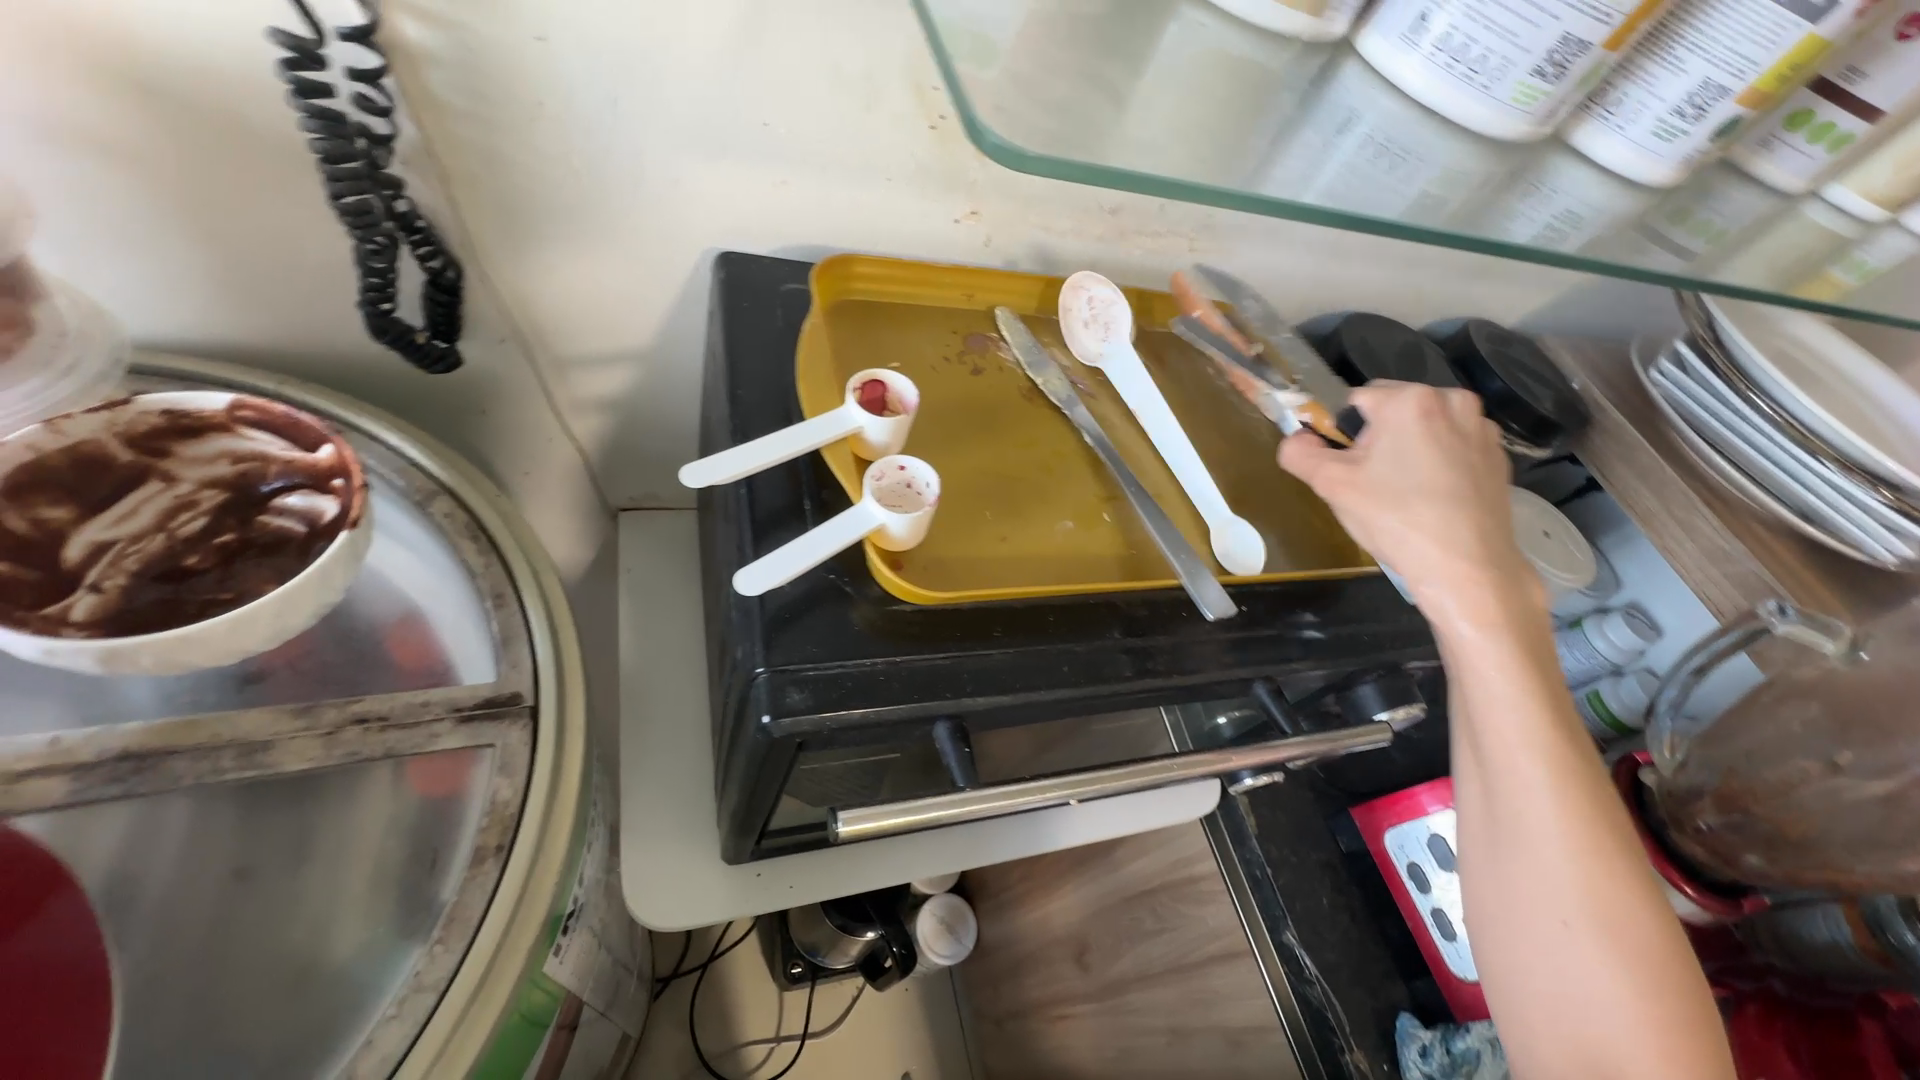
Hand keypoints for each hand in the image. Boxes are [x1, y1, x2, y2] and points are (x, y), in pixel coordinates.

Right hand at [1279, 382, 1541, 628]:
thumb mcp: (1330, 485)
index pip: (1357, 401)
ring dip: (1410, 449)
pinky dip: (1440, 464)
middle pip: (1394, 411)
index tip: (1351, 470)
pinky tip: (1435, 499)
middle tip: (1375, 484)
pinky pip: (1453, 448)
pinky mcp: (1499, 455)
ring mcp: (1482, 428)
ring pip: (1425, 429)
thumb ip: (1299, 453)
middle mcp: (1453, 401)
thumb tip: (1296, 440)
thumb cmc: (1394, 518)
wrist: (1465, 566)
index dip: (1345, 435)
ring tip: (1407, 494)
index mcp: (1410, 399)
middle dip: (1379, 439)